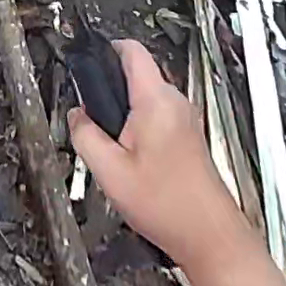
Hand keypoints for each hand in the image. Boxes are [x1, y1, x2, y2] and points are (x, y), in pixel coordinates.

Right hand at [68, 41, 253, 273]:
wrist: (209, 237)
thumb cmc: (168, 206)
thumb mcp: (109, 171)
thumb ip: (84, 135)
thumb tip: (76, 115)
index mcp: (155, 100)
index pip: (131, 50)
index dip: (107, 47)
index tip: (90, 58)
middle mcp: (174, 102)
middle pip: (136, 73)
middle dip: (111, 89)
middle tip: (95, 116)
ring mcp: (184, 117)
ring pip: (146, 96)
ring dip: (125, 111)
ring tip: (113, 144)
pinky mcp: (188, 134)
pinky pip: (157, 114)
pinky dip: (139, 125)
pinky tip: (131, 157)